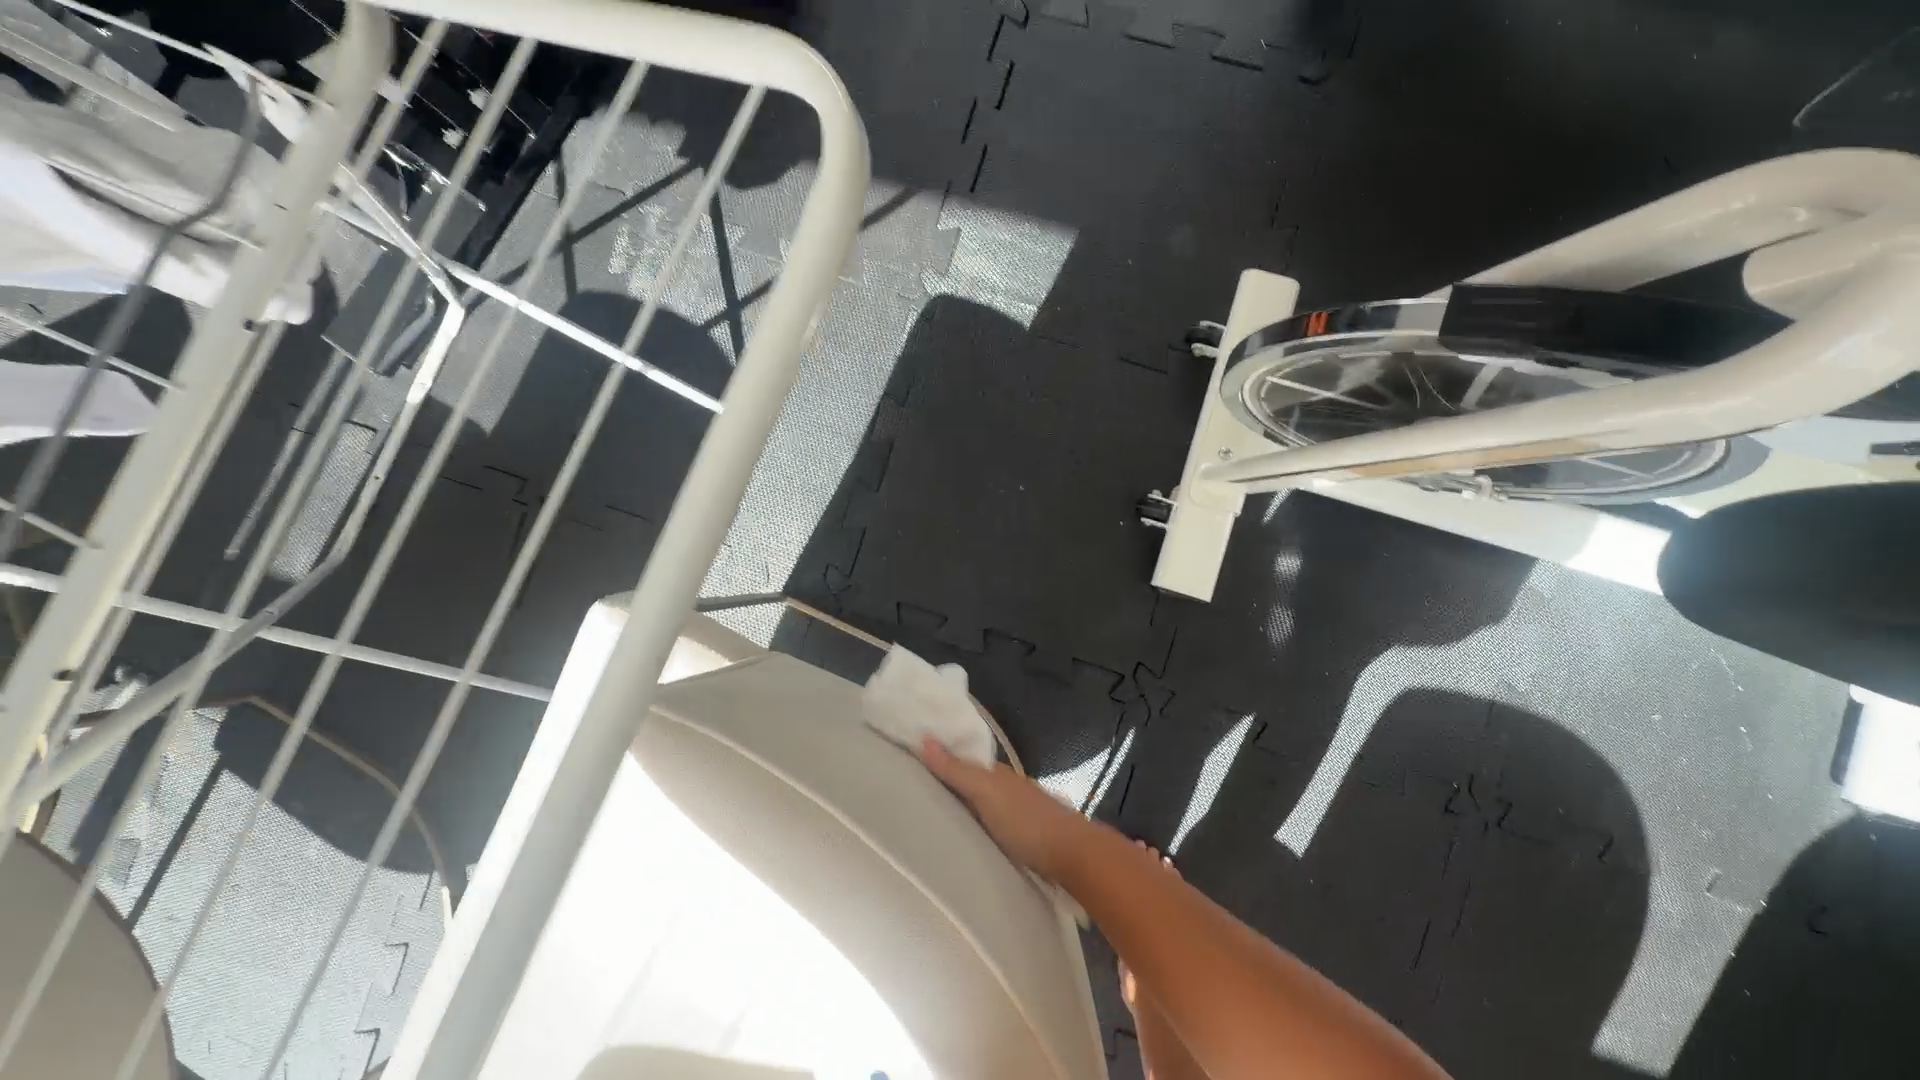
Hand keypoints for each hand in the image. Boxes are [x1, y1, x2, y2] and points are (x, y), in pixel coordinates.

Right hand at [915, 735, 1098, 881]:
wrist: (1071, 854)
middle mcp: (1007, 789)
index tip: (912, 766)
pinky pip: (992, 827)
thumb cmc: (1025, 821)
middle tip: (915, 796)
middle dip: (950, 786)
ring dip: (965, 809)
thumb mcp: (985, 792)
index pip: (964, 761)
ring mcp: (1018, 814)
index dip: (941, 761)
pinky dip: (978, 827)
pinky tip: (967, 838)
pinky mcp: (1023, 839)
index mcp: (997, 774)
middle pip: (973, 784)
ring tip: (935, 820)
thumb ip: (956, 770)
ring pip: (984, 806)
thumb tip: (924, 738)